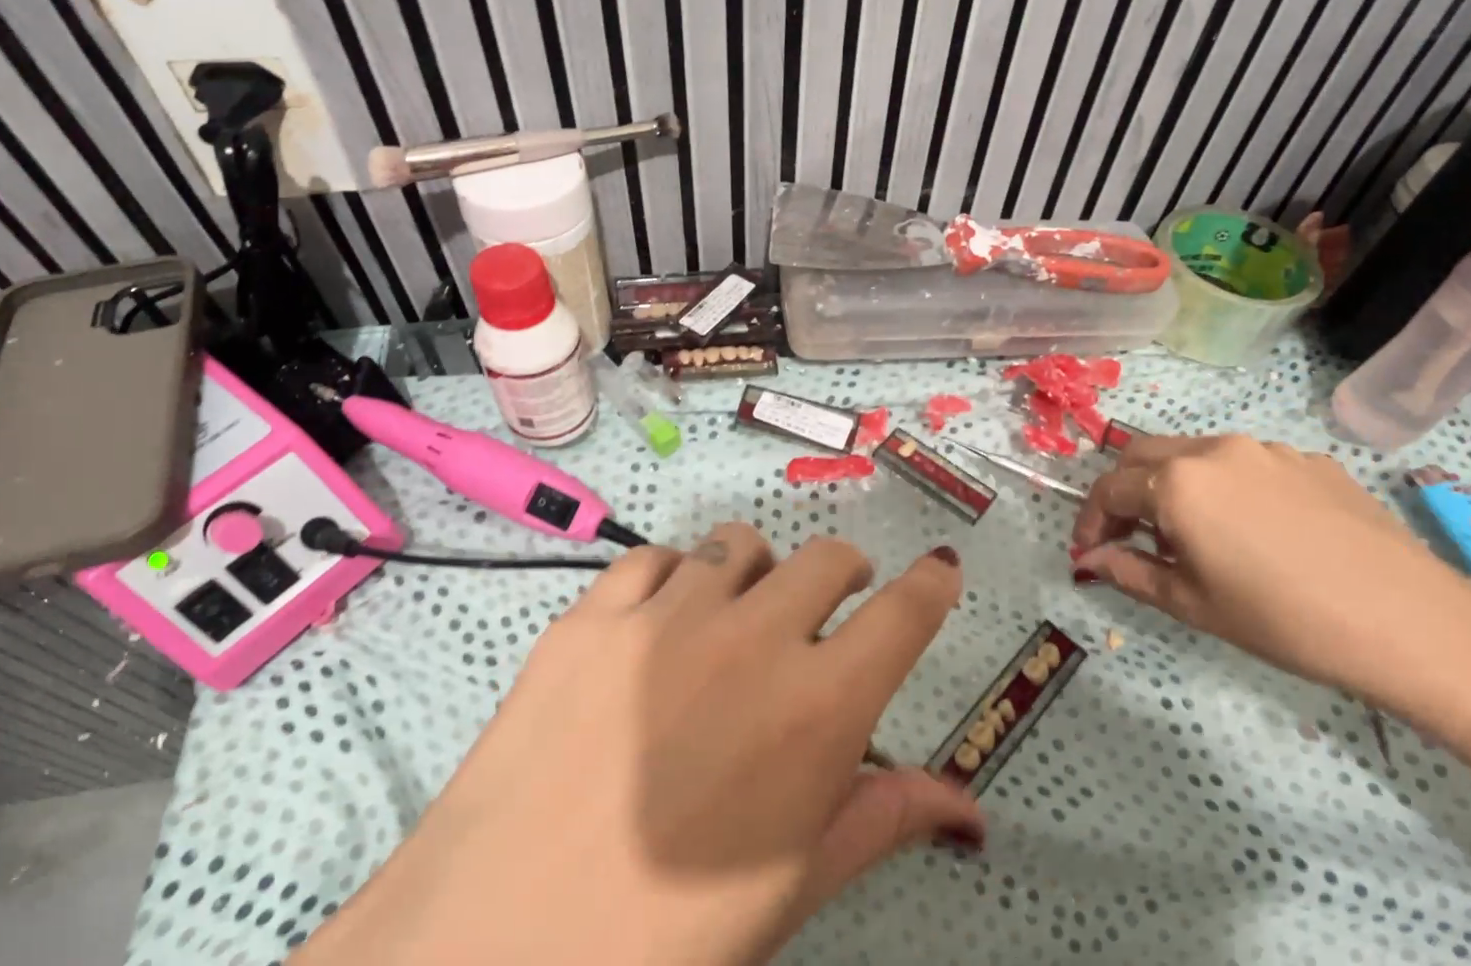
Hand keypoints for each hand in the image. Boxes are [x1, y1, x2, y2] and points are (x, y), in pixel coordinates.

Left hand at [294, 524, 978, 965]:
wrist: (505, 935)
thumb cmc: (671, 932)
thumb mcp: (792, 882)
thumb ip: (881, 819)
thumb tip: (966, 805)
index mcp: (820, 707)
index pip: (902, 615)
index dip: (932, 585)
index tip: (940, 570)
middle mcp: (751, 639)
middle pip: (824, 558)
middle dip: (844, 573)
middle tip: (831, 606)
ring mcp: (663, 618)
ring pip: (737, 544)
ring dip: (758, 570)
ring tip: (741, 611)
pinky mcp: (588, 618)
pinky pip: (652, 559)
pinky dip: (675, 576)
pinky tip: (662, 620)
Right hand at [1070, 435, 1470, 708]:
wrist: (1405, 620)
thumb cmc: (1280, 619)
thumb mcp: (1190, 603)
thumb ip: (1128, 572)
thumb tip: (1088, 562)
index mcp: (1178, 482)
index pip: (1109, 489)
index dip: (1088, 522)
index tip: (1087, 556)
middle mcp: (1216, 450)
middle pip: (1143, 456)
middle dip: (1123, 493)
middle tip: (1127, 538)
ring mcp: (1268, 451)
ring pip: (1195, 455)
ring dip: (1172, 487)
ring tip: (1189, 539)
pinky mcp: (1311, 462)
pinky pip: (1246, 466)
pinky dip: (1223, 489)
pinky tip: (1249, 534)